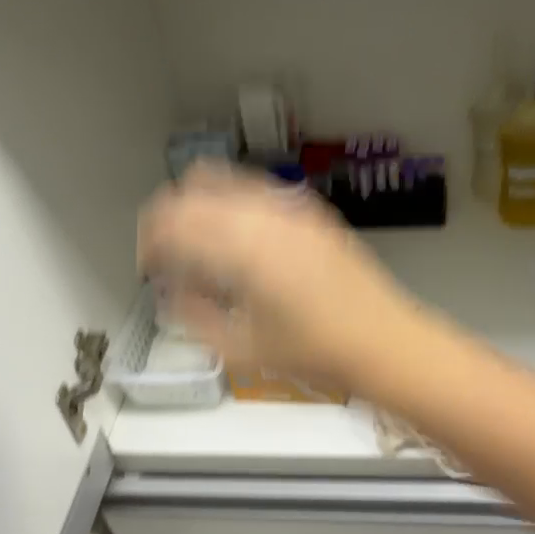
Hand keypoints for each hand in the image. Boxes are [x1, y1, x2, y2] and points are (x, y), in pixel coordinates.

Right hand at [136, 166, 424, 387]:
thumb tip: (172, 292)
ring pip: (224, 181)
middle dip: (170, 219)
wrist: (385, 341)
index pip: (172, 221)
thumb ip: (195, 316)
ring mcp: (290, 206)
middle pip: (192, 191)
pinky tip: (240, 240)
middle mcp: (262, 214)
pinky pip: (257, 190)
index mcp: (240, 248)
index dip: (149, 240)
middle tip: (168, 256)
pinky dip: (233, 204)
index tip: (149, 267)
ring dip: (200, 206)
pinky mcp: (310, 210)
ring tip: (201, 246)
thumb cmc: (314, 352)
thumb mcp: (241, 349)